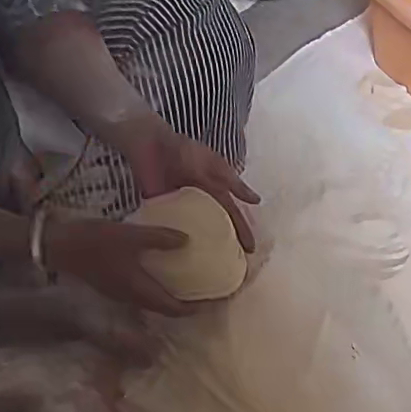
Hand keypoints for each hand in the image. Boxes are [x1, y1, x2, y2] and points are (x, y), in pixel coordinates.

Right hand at [42, 215, 199, 316]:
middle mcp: (133, 298)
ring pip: (154, 302)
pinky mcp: (113, 285)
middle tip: (207, 293)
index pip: (175, 309)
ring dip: (173, 298)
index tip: (216, 301)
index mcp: (141, 291)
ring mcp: (121, 293)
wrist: (54, 245)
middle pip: (167, 309)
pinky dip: (158, 288)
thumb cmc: (94, 242)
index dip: (197, 308)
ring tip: (189, 283)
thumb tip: (188, 240)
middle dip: (188, 305)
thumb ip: (160, 238)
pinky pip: (143, 293)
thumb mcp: (131, 236)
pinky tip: (162, 271)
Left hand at [101, 113, 259, 250]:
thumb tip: (257, 202)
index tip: (250, 251)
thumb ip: (235, 185)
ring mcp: (181, 209)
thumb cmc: (188, 153)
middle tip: (233, 264)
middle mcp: (201, 204)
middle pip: (216, 228)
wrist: (153, 145)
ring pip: (195, 232)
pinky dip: (173, 241)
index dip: (243, 233)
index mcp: (215, 194)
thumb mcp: (217, 167)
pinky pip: (170, 229)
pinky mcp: (160, 211)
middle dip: (226, 245)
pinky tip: (179, 258)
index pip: (232, 218)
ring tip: (210, 266)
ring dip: (201, 247)